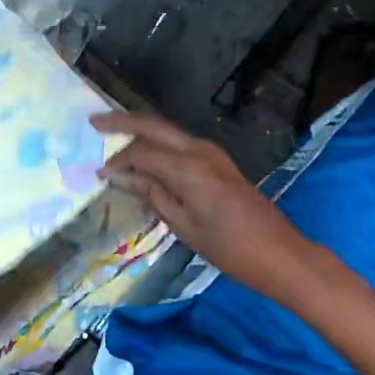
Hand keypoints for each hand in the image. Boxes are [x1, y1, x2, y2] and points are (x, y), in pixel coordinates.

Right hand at [92, 111, 317, 298]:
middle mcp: (199, 149)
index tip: (98, 174)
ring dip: (140, 130)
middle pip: (153, 125)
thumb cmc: (230, 248)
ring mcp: (211, 152)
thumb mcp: (184, 226)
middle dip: (122, 121)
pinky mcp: (218, 159)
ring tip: (113, 134)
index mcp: (188, 168)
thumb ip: (151, 194)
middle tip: (94, 121)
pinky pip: (180, 142)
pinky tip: (145, 152)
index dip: (117, 161)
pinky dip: (158, 142)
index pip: (141, 152)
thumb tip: (119, 177)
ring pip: (167, 130)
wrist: (280, 252)